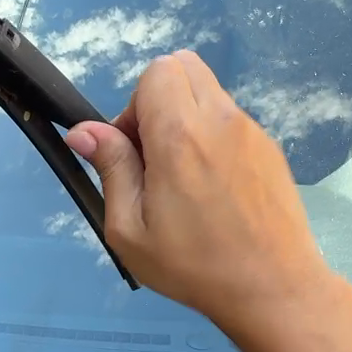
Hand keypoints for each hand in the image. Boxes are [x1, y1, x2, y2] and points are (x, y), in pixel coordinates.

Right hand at [66, 50, 348, 337]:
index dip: (132, 106)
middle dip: (155, 102)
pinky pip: (228, 120)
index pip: (157, 72)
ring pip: (207, 92)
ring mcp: (251, 130)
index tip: (130, 153)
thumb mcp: (129, 228)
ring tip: (177, 182)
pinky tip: (207, 192)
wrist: (269, 284)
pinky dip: (207, 139)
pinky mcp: (268, 147)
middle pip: (184, 67)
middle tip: (149, 158)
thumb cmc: (189, 264)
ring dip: (182, 121)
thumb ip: (111, 170)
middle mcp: (221, 119)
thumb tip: (83, 132)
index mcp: (181, 137)